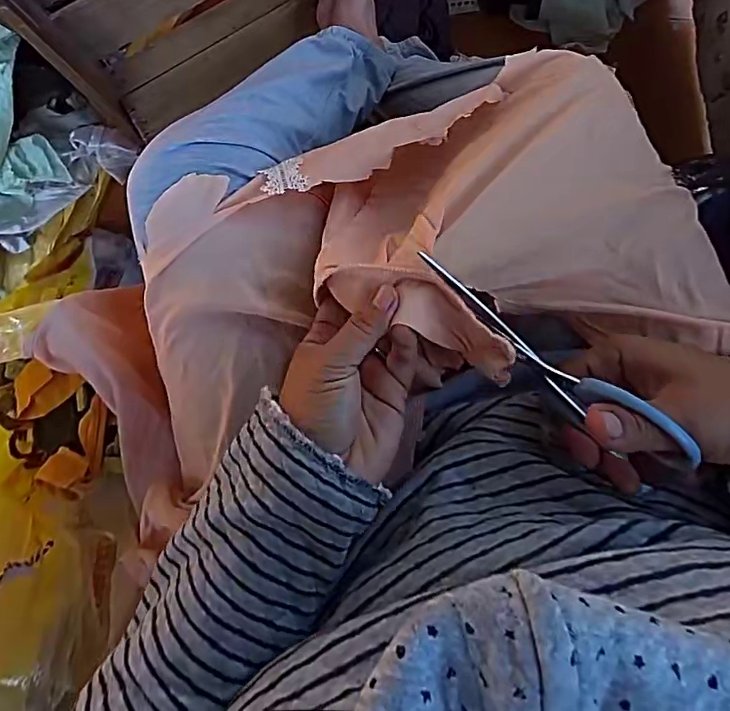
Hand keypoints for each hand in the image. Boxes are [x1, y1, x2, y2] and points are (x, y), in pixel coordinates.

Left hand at [280, 285, 463, 483]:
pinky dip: (411, 345)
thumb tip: (387, 291)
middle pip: (373, 316)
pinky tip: (411, 333)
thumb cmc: (315, 408)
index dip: (359, 284)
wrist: (328, 468)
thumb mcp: (330, 361)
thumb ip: (362, 326)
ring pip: (394, 334)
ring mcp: (374, 368)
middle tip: (407, 277)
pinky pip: (407, 359)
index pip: (343, 304)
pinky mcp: (395, 388)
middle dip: (388, 299)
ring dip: (403, 319)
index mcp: (323, 340)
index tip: (381, 261)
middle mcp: (350, 350)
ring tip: (414, 302)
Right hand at [556, 334, 729, 493]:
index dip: (564, 411)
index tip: (584, 448)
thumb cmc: (728, 408)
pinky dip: (627, 463)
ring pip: (598, 431)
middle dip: (590, 444)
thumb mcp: (683, 418)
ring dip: (610, 460)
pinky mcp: (646, 422)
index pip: (567, 377)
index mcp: (619, 355)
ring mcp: (632, 399)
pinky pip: (621, 443)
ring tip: (634, 481)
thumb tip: (591, 425)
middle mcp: (618, 373)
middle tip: (610, 471)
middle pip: (577, 408)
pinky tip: (644, 476)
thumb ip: (635, 425)